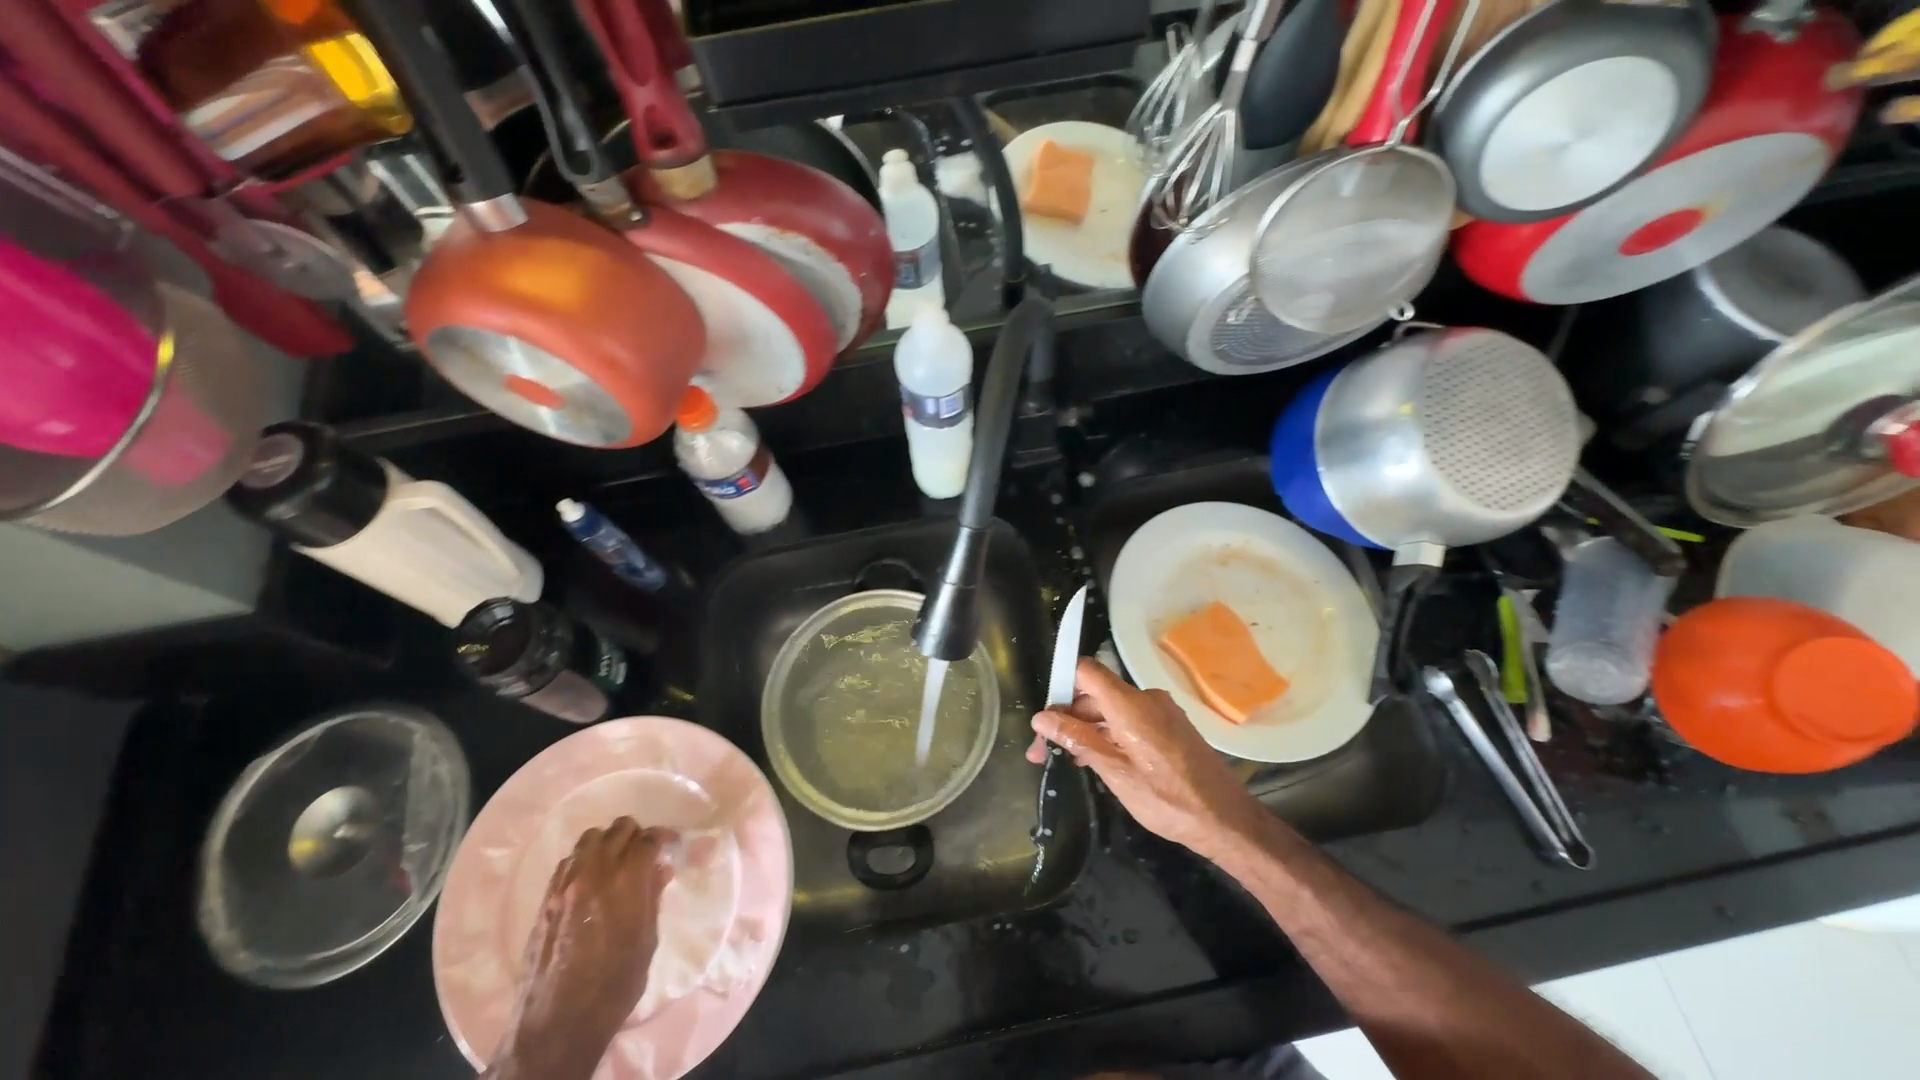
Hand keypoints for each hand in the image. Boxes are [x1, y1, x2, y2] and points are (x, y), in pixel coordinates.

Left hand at [488, 818, 676, 1079]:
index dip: (663, 838)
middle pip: (618, 829)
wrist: (559, 1019)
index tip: (670, 845)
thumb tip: (660, 870)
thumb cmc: (615, 985)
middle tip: (645, 853)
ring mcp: (566, 884)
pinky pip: (568, 862)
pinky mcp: (547, 898)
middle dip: (636, 835)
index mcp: (627, 881)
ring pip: (589, 839)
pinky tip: (591, 881)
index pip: (648, 840)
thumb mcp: (646, 942)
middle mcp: (595, 873)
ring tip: (617, 863)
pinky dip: (584, 860)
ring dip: (607, 843)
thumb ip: (652, 899)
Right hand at [1027, 658, 1261, 860]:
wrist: (1224, 820)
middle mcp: (1146, 699)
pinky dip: (1109, 734)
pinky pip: (1130, 719)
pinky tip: (1096, 759)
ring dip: (1086, 729)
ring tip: (1065, 760)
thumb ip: (1078, 740)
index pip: (1086, 671)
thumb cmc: (1167, 800)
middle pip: (1096, 694)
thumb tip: (1042, 718)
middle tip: (1042, 753)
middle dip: (1066, 718)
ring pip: (1112, 709)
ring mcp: (1161, 711)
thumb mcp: (1115, 773)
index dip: (1060, 686)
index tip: (1043, 717)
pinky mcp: (1170, 726)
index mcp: (1131, 705)